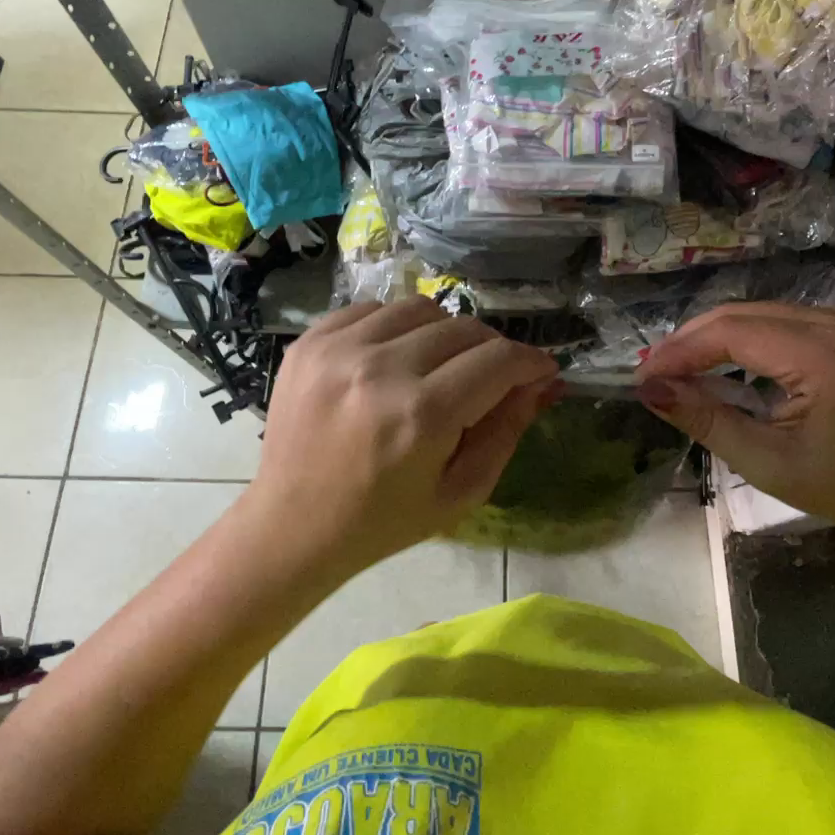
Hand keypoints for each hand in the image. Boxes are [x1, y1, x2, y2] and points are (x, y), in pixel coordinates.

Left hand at [244, 298, 559, 572]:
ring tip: (440, 366)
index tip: (542, 370)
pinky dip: (397, 327)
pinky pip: (373, 309)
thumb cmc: (383, 521)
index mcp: (422, 415)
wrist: (291, 526)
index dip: (531, 361)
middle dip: (492, 350)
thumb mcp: (460, 491)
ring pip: (420, 308)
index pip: (498, 360)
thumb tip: (541, 382)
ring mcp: (338, 349)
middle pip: (464, 328)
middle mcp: (380, 369)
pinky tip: (394, 360)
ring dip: (444, 332)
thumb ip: (506, 431)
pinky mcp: (309, 341)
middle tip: (493, 378)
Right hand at [633, 303, 834, 534]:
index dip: (682, 350)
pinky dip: (743, 338)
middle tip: (652, 372)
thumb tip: (650, 389)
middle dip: (691, 341)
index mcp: (828, 358)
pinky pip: (781, 320)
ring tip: (676, 368)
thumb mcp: (764, 461)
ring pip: (759, 313)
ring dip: (714, 338)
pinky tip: (717, 360)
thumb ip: (706, 419)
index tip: (642, 375)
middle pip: (745, 315)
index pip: (735, 333)